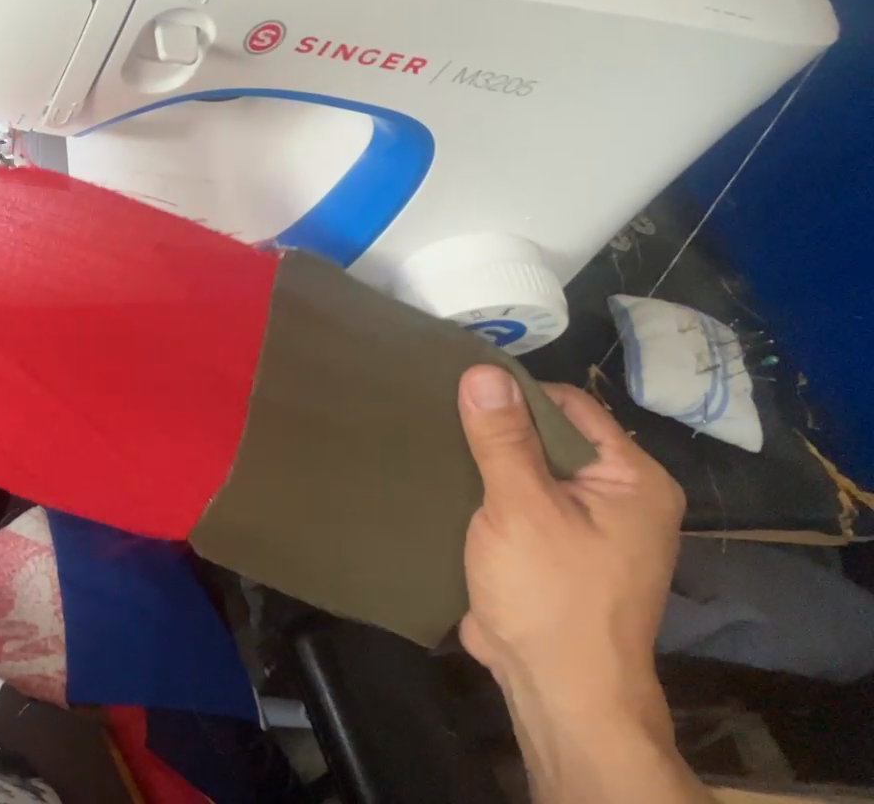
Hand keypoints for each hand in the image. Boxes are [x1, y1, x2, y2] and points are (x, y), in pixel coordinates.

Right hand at [457, 366, 685, 717]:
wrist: (555, 686)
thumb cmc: (551, 591)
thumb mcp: (522, 507)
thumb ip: (502, 439)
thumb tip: (482, 370)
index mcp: (632, 481)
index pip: (569, 407)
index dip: (513, 391)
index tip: (452, 378)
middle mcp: (615, 497)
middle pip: (545, 436)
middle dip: (491, 424)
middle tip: (429, 404)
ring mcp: (581, 525)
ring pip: (524, 468)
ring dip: (480, 457)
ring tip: (425, 434)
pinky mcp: (546, 547)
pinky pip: (512, 499)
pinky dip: (479, 487)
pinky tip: (436, 476)